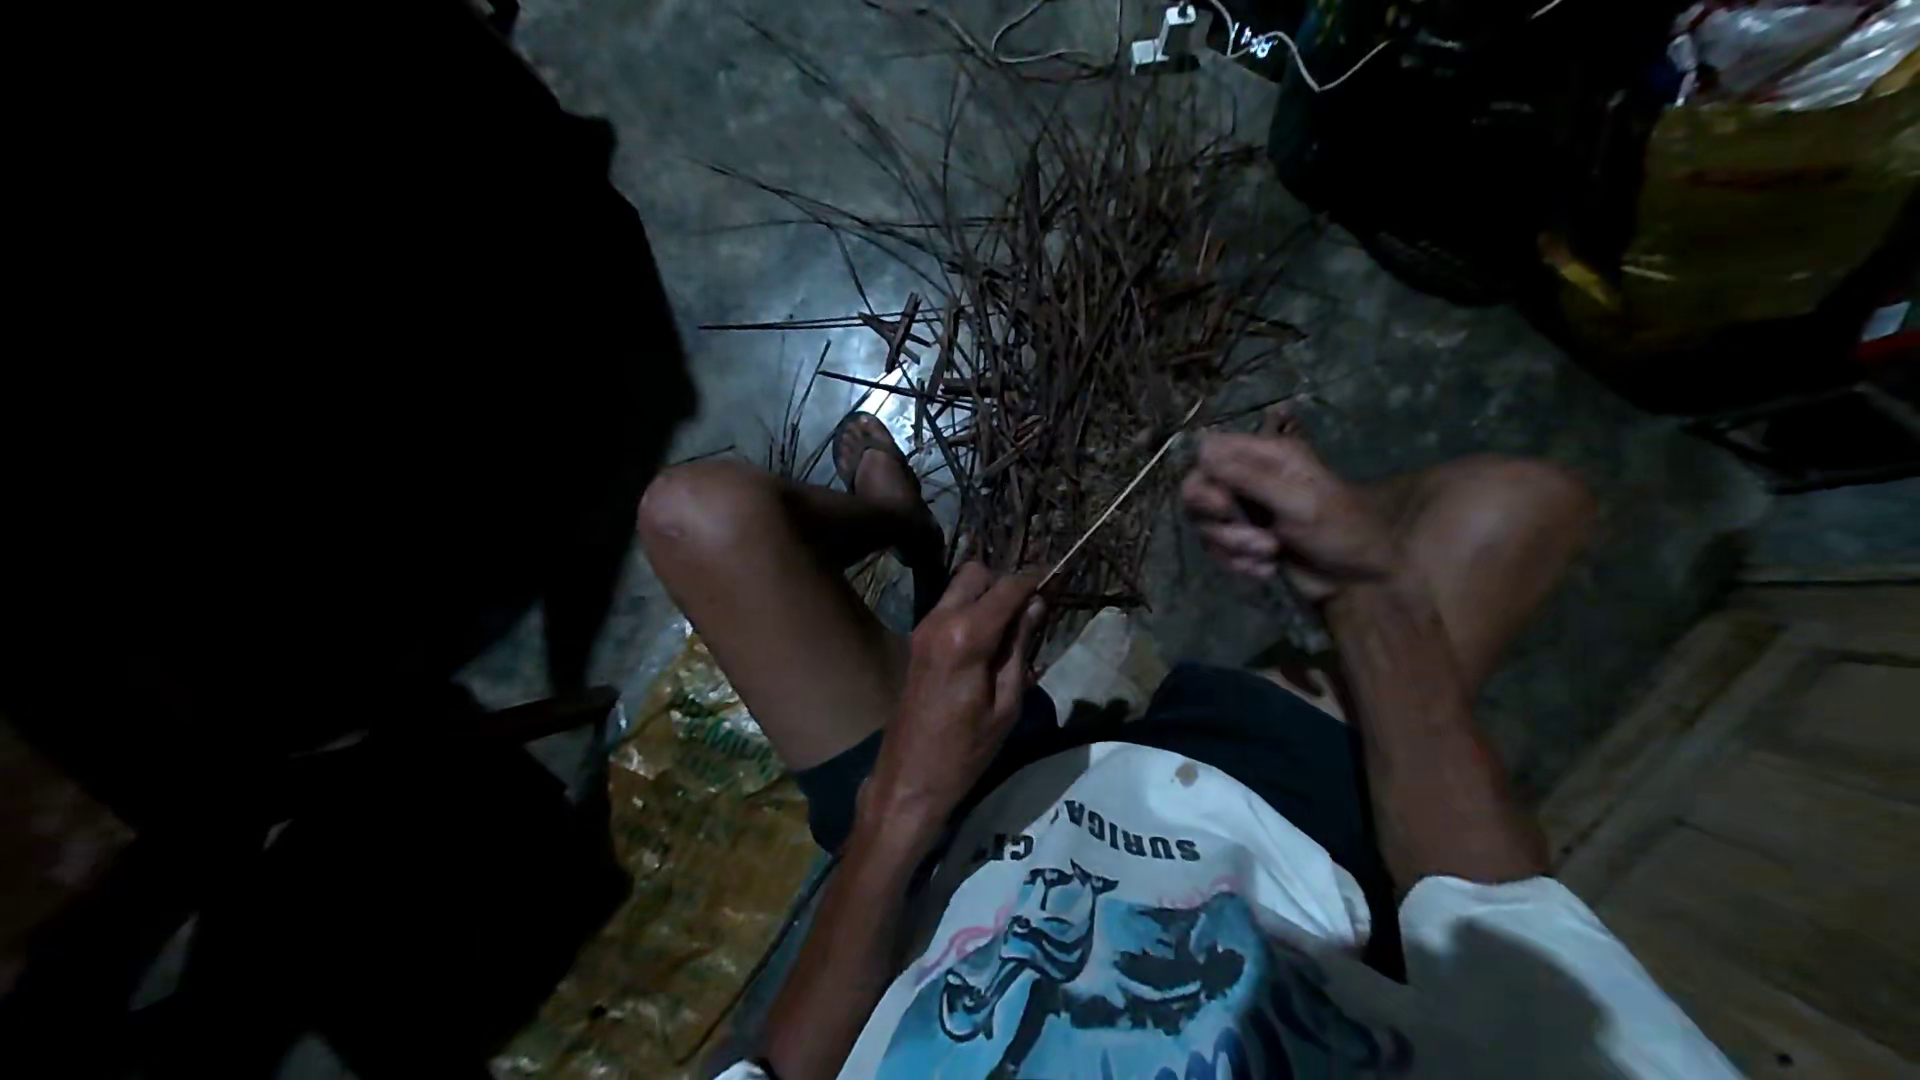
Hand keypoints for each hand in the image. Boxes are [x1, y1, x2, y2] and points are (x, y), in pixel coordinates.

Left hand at [861, 563, 1042, 841]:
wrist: (910, 776)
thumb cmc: (966, 749)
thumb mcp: (1006, 703)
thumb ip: (1019, 647)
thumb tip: (1036, 606)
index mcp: (966, 635)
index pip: (1007, 588)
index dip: (1034, 580)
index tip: (1056, 580)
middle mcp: (940, 620)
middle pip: (977, 574)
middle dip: (1005, 585)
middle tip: (1029, 613)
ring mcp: (923, 628)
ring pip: (960, 587)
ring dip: (987, 597)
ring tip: (1013, 632)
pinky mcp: (917, 640)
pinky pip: (950, 608)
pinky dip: (972, 611)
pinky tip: (990, 644)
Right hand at [1182, 416, 1399, 602]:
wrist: (1362, 578)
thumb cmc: (1342, 529)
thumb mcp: (1299, 502)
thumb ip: (1249, 477)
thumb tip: (1203, 453)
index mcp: (1265, 456)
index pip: (1209, 450)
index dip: (1205, 475)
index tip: (1224, 502)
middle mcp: (1246, 479)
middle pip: (1195, 490)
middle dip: (1216, 520)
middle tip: (1250, 537)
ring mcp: (1241, 512)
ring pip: (1204, 525)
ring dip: (1232, 546)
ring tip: (1269, 553)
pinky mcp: (1240, 542)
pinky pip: (1215, 551)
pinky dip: (1237, 563)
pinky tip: (1266, 569)